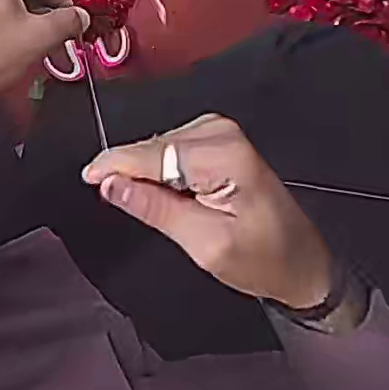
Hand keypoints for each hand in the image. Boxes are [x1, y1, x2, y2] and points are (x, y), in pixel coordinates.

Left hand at [0, 0, 88, 123]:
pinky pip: (1, 13)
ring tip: (45, 45)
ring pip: (17, 3)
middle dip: (49, 15)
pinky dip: (17, 27)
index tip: (73, 18)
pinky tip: (25, 47)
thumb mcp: (40, 36)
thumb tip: (79, 16)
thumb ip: (67, 21)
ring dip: (35, 23)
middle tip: (61, 33)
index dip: (64, 1)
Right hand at [81, 114, 334, 309]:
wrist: (301, 259)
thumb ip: (155, 209)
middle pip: (155, 146)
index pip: (155, 153)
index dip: (115, 164)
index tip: (87, 176)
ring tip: (153, 204)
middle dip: (130, 171)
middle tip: (113, 199)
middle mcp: (220, 131)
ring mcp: (220, 130)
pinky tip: (165, 191)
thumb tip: (110, 185)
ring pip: (160, 146)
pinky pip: (172, 147)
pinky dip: (160, 169)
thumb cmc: (262, 259)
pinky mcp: (216, 136)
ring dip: (145, 171)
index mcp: (223, 154)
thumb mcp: (205, 244)